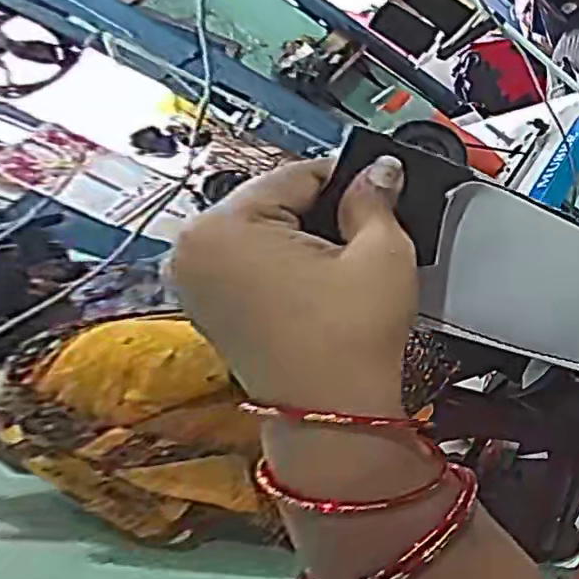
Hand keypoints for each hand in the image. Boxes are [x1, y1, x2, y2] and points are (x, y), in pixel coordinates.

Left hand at [171, 156, 414, 414]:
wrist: (335, 410)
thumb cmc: (353, 333)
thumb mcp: (382, 251)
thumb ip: (376, 198)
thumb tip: (380, 168)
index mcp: (223, 226)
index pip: (299, 173)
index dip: (353, 179)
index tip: (386, 190)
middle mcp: (191, 248)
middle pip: (276, 199)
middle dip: (328, 210)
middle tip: (374, 234)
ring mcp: (194, 279)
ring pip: (267, 228)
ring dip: (311, 234)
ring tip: (352, 262)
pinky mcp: (210, 304)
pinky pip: (254, 258)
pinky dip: (291, 260)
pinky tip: (327, 281)